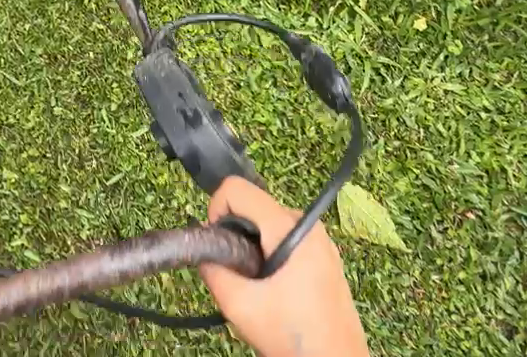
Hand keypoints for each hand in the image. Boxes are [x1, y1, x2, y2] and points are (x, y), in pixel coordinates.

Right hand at [199, 177, 368, 356]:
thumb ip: (210, 268)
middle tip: (238, 272)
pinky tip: (276, 288)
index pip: (236, 188)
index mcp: (290, 228)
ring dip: (252, 245)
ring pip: (266, 222)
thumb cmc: (292, 337)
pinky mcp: (325, 255)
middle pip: (252, 206)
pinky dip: (270, 253)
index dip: (216, 210)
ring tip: (258, 284)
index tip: (219, 245)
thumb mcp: (238, 305)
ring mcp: (321, 240)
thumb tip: (201, 248)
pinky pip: (284, 237)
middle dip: (236, 233)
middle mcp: (309, 225)